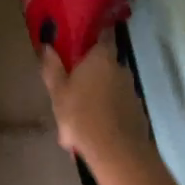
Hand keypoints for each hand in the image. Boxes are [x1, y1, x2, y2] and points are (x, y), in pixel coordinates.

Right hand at [39, 42, 152, 166]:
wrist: (116, 150)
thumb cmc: (81, 115)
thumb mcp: (58, 92)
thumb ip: (52, 68)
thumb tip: (47, 46)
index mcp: (102, 58)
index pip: (103, 34)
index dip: (93, 35)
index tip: (81, 42)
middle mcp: (121, 68)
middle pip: (105, 63)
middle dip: (91, 73)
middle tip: (72, 88)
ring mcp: (131, 90)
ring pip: (110, 87)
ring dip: (97, 96)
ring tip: (79, 118)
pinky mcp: (137, 110)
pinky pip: (117, 106)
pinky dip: (107, 113)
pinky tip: (93, 131)